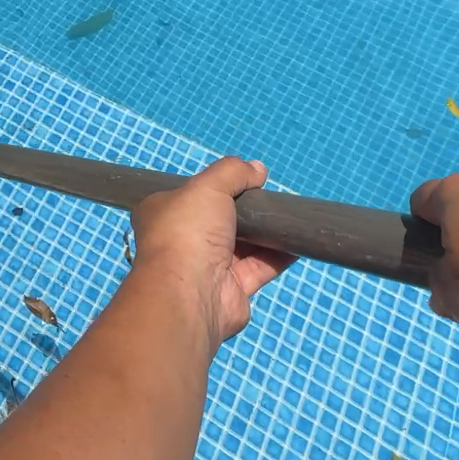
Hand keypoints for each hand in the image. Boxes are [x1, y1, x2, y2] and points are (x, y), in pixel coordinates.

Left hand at [130, 157, 296, 347]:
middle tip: (267, 199)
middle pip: (217, 219)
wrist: (192, 291)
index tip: (238, 180)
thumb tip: (258, 168)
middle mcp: (181, 238)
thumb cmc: (189, 229)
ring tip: (286, 216)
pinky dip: (277, 255)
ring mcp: (205, 265)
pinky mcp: (231, 289)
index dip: (212, 187)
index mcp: (162, 212)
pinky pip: (258, 267)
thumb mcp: (208, 186)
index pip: (188, 194)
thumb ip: (232, 172)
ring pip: (240, 244)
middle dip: (241, 211)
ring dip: (262, 232)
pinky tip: (296, 242)